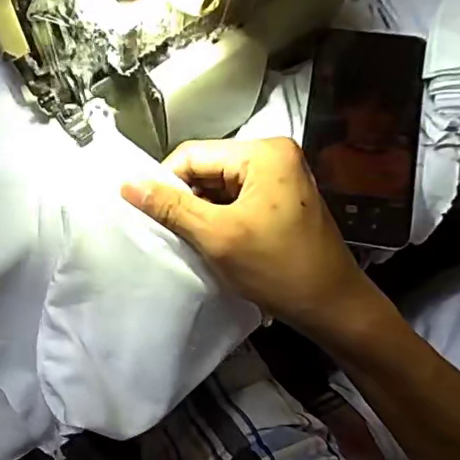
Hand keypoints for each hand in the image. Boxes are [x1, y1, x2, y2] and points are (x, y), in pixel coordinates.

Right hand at [122, 137, 395, 330]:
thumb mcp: (217, 236)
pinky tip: (210, 242)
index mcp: (264, 153)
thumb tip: (128, 184)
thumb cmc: (280, 270)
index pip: (192, 154)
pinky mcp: (279, 200)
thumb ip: (170, 207)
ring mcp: (279, 178)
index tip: (149, 214)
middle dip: (184, 199)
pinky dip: (217, 219)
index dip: (165, 182)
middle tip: (170, 231)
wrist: (331, 306)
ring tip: (190, 239)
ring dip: (199, 212)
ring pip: (216, 187)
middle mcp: (274, 156)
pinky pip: (233, 201)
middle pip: (205, 169)